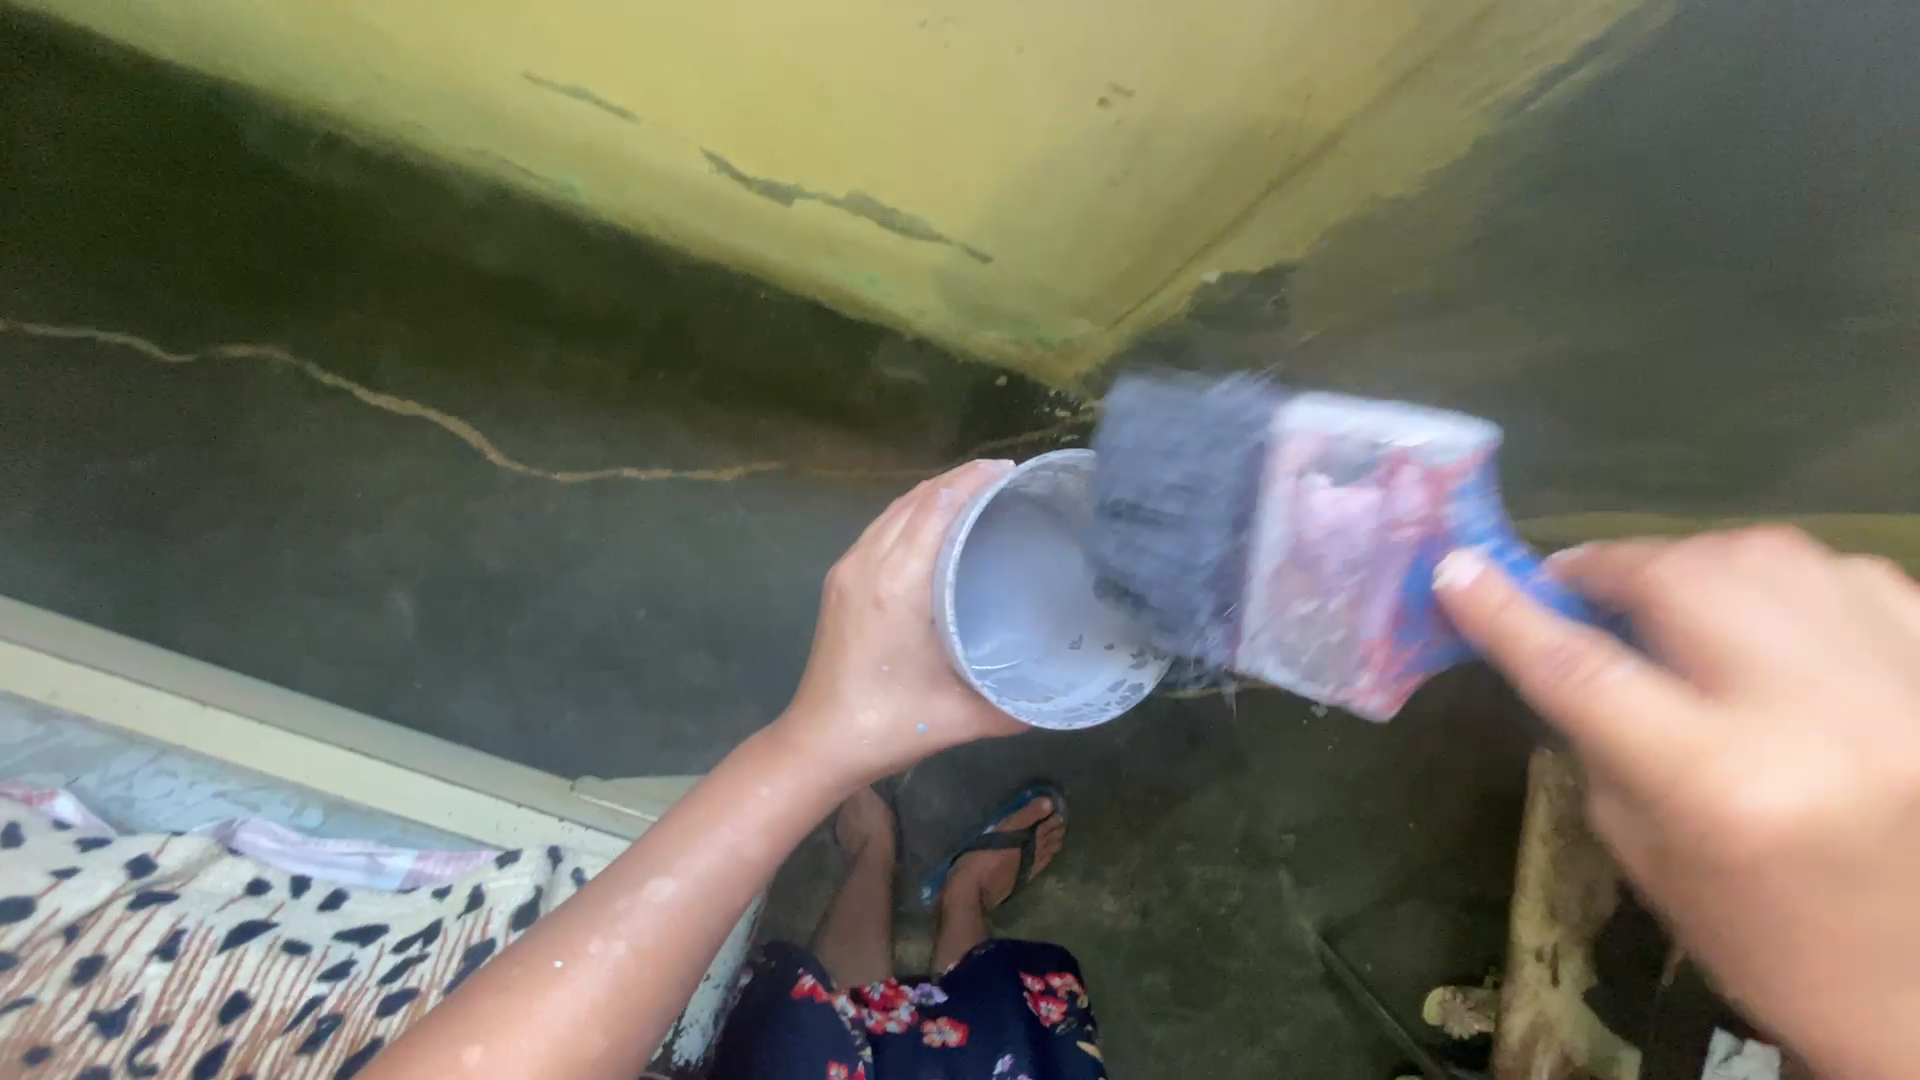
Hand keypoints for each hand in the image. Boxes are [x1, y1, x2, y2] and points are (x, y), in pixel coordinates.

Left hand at [775, 459, 1027, 787]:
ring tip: (976, 493)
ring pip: (894, 510)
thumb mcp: (963, 717)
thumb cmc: (888, 726)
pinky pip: (880, 528)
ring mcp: (847, 569)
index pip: (935, 507)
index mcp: (896, 585)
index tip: (1010, 472)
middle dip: (959, 479)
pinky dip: (913, 513)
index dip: (972, 480)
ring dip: (934, 494)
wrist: (819, 741)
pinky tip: (937, 526)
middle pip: (915, 499)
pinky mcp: (839, 580)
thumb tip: (1059, 693)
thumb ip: (1016, 706)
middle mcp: (867, 564)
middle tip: (1004, 479)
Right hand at [1434, 528, 1919, 1079]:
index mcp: (1719, 783)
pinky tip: (1754, 615)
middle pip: (1685, 581)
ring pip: (1772, 557)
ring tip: (1660, 597)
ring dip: (1689, 564)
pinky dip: (1781, 580)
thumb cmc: (1755, 936)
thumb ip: (1595, 723)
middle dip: (1607, 568)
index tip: (1455, 569)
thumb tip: (1551, 632)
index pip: (1580, 667)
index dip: (1505, 611)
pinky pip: (1854, 577)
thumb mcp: (1636, 836)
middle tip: (1571, 585)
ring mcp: (1910, 693)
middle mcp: (1823, 723)